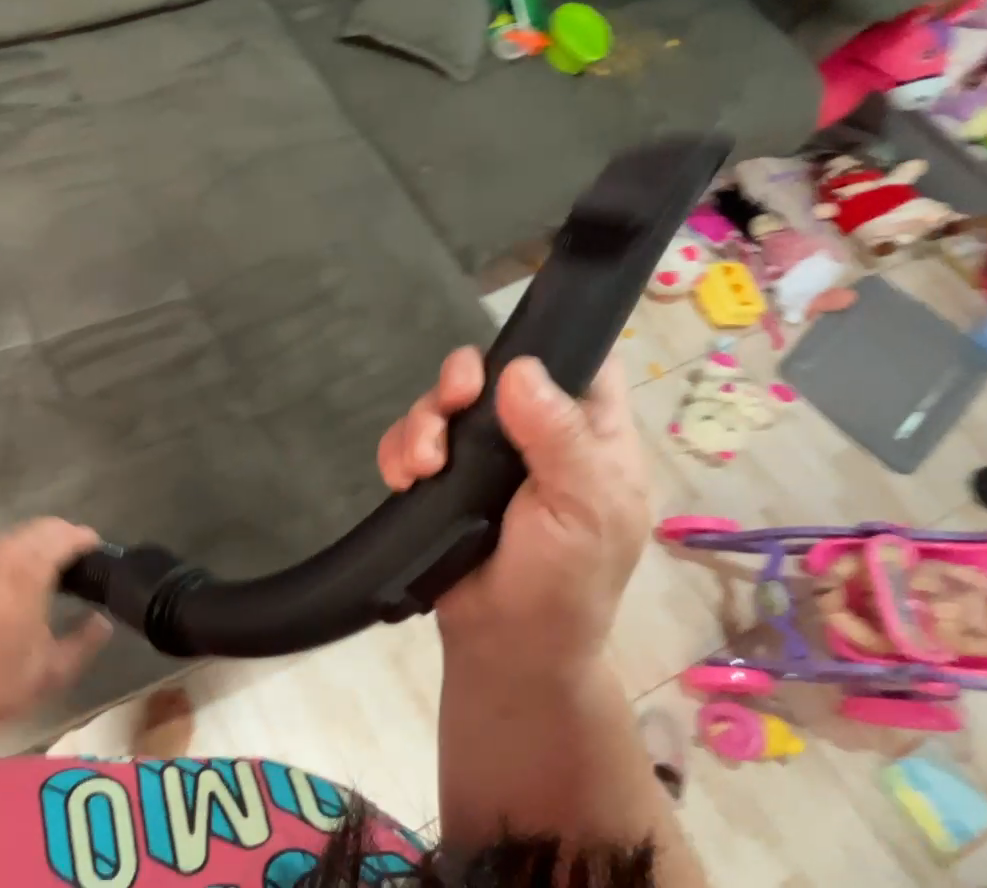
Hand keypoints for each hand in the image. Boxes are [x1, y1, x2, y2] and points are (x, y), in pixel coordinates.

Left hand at [0, 518, 113, 728]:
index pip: (47, 552)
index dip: (72, 539)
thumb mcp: (57, 671)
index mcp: (21, 600)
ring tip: (64, 541)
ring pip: (13, 536)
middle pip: (29, 537)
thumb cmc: (9, 686)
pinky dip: (21, 539)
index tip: (94, 541)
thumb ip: (86, 641)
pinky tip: (35, 550)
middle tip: (84, 541)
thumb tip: (105, 618)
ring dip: (40, 531)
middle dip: (60, 531)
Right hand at [377, 347, 649, 672]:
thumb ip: (559, 438)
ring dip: (421, 426)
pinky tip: (401, 480)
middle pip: (490, 374)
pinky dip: (397, 451)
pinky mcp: (437, 479)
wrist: (504, 642)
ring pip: (441, 406)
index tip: (506, 350)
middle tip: (450, 403)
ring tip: (419, 469)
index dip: (547, 343)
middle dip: (459, 382)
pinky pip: (407, 441)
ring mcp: (480, 457)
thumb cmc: (565, 579)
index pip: (578, 362)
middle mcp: (533, 435)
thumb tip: (518, 370)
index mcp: (588, 435)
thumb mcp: (583, 509)